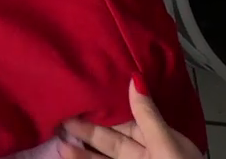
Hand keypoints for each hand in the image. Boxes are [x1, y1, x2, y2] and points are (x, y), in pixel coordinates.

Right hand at [56, 83, 202, 158]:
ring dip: (82, 151)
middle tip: (60, 114)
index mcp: (164, 143)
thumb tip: (134, 75)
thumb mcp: (167, 147)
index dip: (107, 109)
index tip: (82, 94)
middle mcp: (149, 157)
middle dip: (87, 128)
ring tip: (58, 140)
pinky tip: (67, 156)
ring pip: (104, 158)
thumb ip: (147, 116)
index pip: (131, 120)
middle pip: (113, 139)